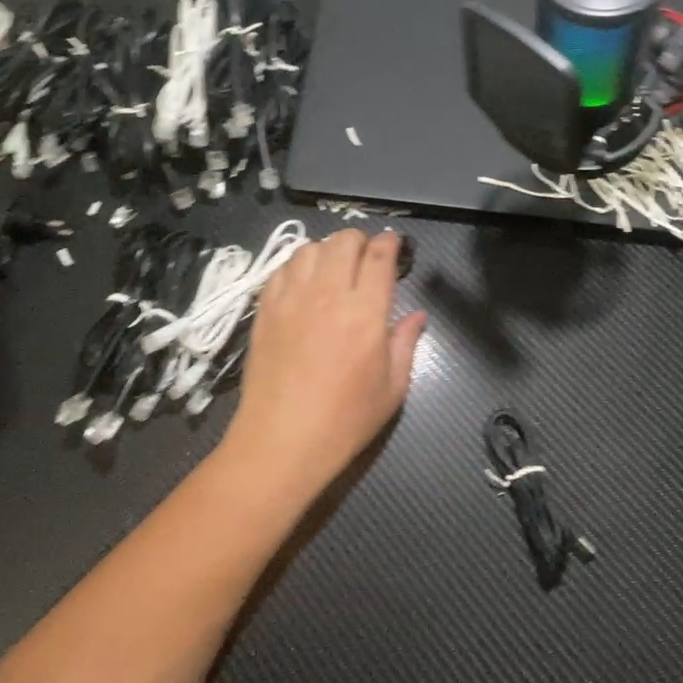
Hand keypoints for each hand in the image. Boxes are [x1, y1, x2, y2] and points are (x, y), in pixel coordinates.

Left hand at [223, 229, 425, 495]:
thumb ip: (405, 343)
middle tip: (366, 259)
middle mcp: (328, 294)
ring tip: (333, 269)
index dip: (390, 242)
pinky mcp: (265, 310)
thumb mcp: (392, 388)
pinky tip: (303, 284)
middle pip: (344, 241)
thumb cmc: (345, 420)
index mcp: (366, 312)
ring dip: (327, 251)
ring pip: (310, 248)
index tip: (394, 244)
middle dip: (360, 242)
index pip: (379, 256)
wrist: (281, 442)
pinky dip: (296, 267)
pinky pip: (281, 269)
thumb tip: (417, 315)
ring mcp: (292, 299)